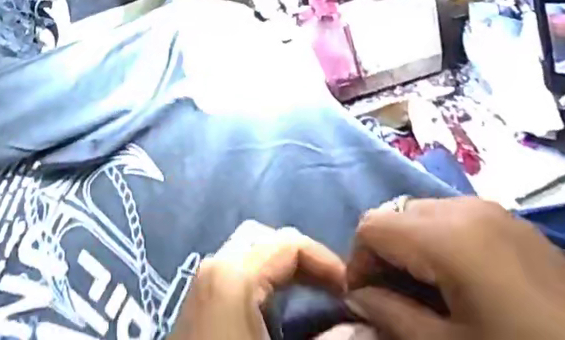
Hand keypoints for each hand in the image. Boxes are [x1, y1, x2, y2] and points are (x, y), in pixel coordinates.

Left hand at [169, 221, 347, 339]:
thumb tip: (370, 326)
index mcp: (234, 274)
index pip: (290, 242)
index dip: (328, 262)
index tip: (355, 294)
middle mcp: (213, 269)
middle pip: (265, 239)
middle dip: (302, 259)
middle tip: (333, 292)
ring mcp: (199, 290)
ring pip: (247, 255)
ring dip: (281, 270)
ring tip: (313, 301)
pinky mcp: (195, 313)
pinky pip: (233, 276)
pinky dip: (261, 283)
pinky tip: (279, 317)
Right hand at [344, 197, 564, 339]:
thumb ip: (395, 320)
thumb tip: (357, 299)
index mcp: (445, 231)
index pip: (373, 225)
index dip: (357, 265)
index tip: (363, 309)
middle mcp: (466, 205)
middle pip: (399, 214)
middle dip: (385, 256)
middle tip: (391, 310)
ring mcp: (496, 211)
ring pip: (428, 214)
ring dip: (413, 250)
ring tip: (424, 303)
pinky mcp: (517, 225)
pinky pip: (459, 220)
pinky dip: (442, 246)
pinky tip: (460, 291)